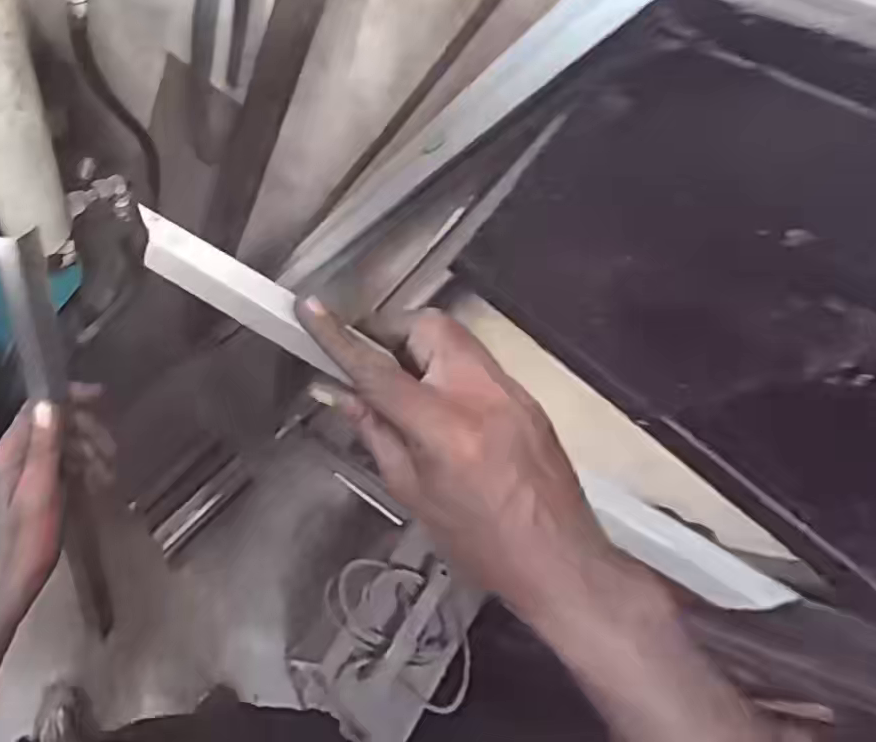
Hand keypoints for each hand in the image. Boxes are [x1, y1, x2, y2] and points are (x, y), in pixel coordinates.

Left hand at [0, 386, 114, 612]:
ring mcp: (32, 466)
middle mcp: (21, 450)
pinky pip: (68, 461)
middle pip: (59, 420)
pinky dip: (86, 465)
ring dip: (91, 449)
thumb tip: (49, 401)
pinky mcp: (43, 483)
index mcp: (15, 446)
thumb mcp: (40, 486)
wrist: (16, 578)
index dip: (71, 397)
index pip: (42, 403)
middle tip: (111, 450)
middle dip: (88, 429)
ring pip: (67, 440)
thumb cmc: (29, 535)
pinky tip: (100, 480)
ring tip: (109, 471)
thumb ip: (45, 444)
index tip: (100, 398)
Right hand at [298, 299, 627, 622]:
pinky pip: (472, 358)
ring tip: (402, 382)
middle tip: (369, 358)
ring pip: (452, 335)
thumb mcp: (411, 490)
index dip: (337, 336)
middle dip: (390, 330)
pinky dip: (444, 365)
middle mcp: (480, 394)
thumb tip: (339, 392)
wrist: (565, 566)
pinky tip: (438, 400)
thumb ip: (374, 430)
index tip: (311, 309)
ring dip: (417, 346)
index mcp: (445, 427)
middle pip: (426, 325)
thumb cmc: (479, 541)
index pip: (378, 368)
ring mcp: (510, 389)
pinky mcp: (524, 394)